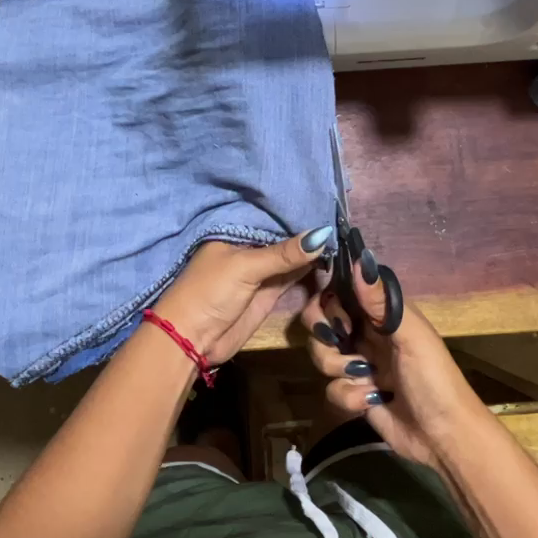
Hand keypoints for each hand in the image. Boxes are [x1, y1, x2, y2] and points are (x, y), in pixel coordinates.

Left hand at [152, 225, 334, 364]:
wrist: (193, 338)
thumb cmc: (210, 291)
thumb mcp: (247, 266)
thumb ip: (285, 253)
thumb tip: (323, 232)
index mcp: (235, 229)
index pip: (270, 214)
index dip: (295, 209)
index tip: (326, 199)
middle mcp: (250, 246)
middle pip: (284, 235)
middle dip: (308, 229)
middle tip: (342, 215)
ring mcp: (261, 270)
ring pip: (292, 256)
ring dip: (313, 249)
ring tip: (345, 234)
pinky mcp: (270, 292)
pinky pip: (294, 275)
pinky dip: (311, 268)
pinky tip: (333, 255)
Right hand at [301, 264, 489, 470]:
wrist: (444, 437)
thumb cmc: (434, 379)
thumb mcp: (412, 336)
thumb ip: (382, 302)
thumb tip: (360, 259)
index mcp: (383, 316)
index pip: (342, 294)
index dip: (329, 301)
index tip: (338, 315)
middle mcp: (367, 336)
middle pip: (323, 323)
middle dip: (323, 335)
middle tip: (340, 344)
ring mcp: (359, 366)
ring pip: (322, 356)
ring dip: (338, 368)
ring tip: (366, 379)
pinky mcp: (354, 395)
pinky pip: (331, 388)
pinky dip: (348, 397)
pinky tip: (371, 401)